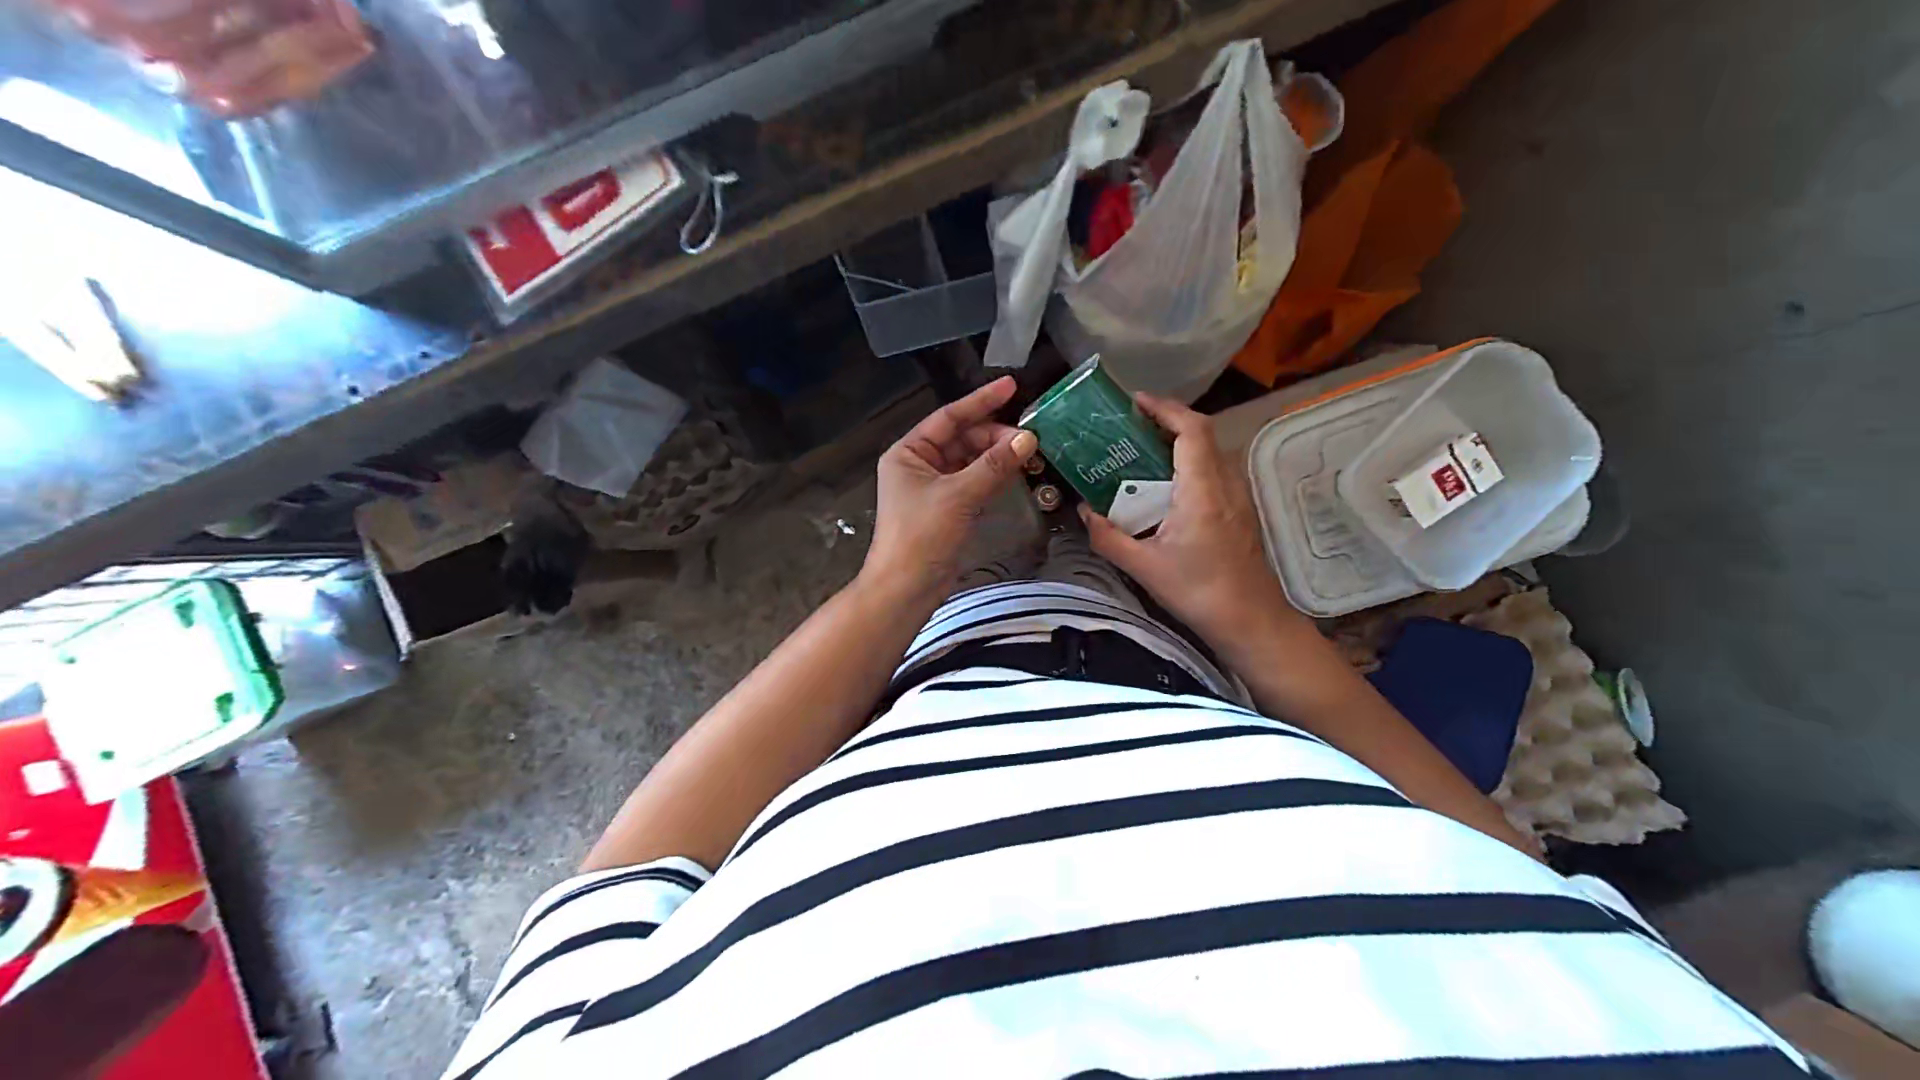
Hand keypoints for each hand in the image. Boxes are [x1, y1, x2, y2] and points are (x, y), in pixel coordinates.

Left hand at [864, 376, 1037, 595]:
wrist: (906, 588)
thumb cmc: (921, 536)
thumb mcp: (958, 495)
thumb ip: (993, 465)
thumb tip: (1027, 438)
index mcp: (909, 453)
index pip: (949, 417)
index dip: (981, 401)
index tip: (1010, 386)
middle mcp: (919, 465)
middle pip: (963, 438)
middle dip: (994, 435)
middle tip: (1028, 438)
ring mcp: (934, 487)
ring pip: (971, 460)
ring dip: (997, 455)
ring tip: (1028, 453)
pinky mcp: (948, 508)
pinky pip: (974, 481)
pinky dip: (994, 476)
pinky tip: (1016, 471)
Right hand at [1079, 393, 1296, 648]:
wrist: (1251, 621)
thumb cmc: (1198, 592)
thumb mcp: (1143, 567)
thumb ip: (1108, 536)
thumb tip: (1083, 512)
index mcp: (1203, 490)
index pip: (1191, 429)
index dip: (1164, 408)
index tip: (1135, 402)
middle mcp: (1226, 483)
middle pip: (1202, 434)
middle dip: (1166, 421)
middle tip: (1130, 425)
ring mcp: (1238, 495)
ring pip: (1210, 451)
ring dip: (1179, 441)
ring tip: (1142, 448)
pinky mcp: (1240, 509)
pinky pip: (1214, 470)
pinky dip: (1189, 462)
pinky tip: (1165, 483)